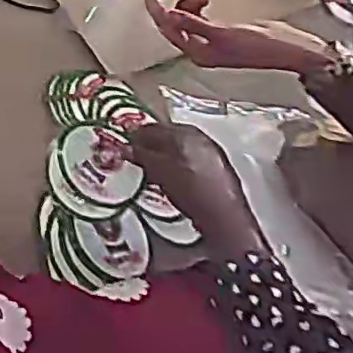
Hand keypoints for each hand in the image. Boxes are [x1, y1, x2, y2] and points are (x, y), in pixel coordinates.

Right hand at [129, 124, 265, 258]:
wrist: (227, 224)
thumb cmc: (191, 194)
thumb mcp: (159, 173)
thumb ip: (141, 156)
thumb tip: (124, 147)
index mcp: (184, 132)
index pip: (152, 127)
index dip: (136, 135)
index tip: (126, 144)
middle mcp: (201, 138)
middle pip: (168, 134)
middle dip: (151, 143)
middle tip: (137, 155)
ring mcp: (213, 153)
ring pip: (181, 147)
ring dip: (165, 153)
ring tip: (153, 168)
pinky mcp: (221, 170)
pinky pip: (192, 158)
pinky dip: (180, 163)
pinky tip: (174, 177)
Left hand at [146, 0, 337, 74]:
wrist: (293, 51)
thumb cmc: (262, 46)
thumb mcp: (225, 33)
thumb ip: (195, 25)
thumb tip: (169, 15)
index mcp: (198, 54)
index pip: (169, 31)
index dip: (157, 13)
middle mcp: (201, 49)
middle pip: (175, 25)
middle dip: (176, 7)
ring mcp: (211, 42)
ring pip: (186, 19)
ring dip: (188, 5)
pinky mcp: (222, 33)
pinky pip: (199, 18)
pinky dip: (198, 8)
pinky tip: (206, 2)